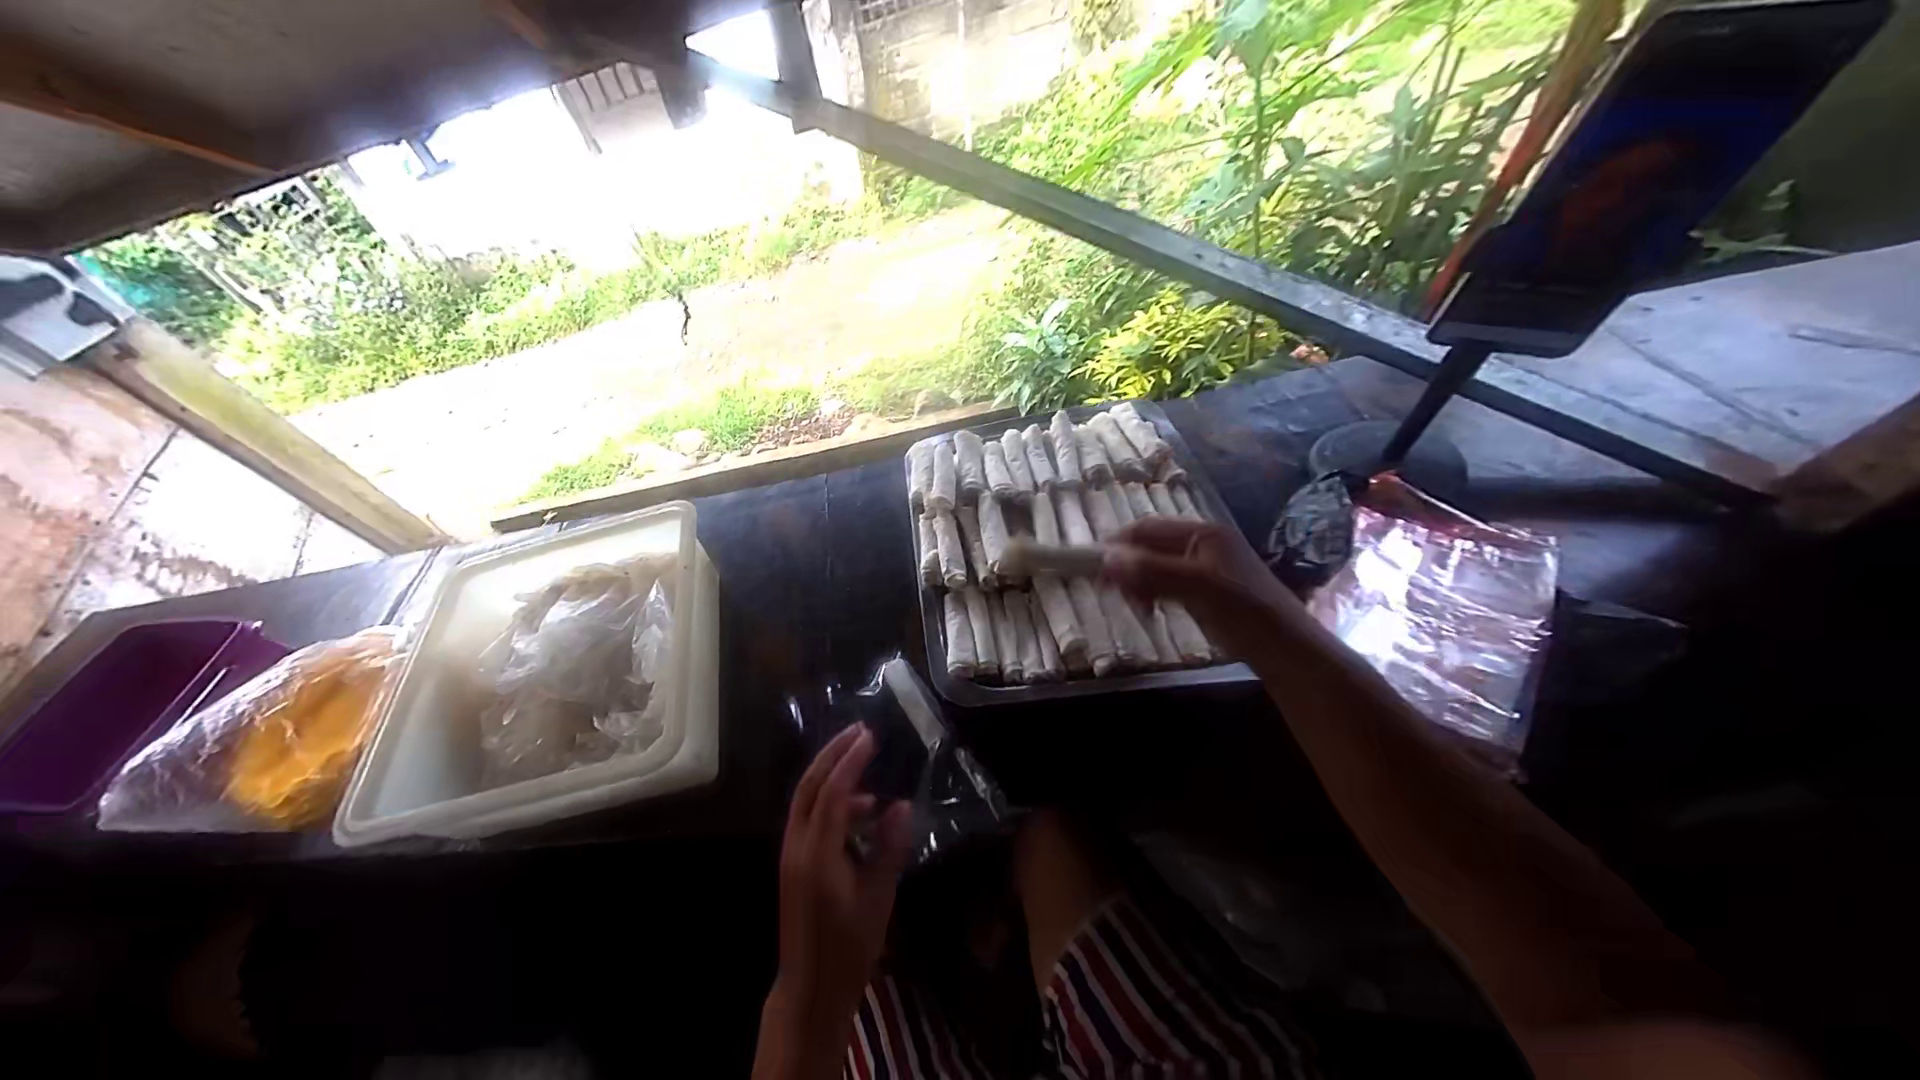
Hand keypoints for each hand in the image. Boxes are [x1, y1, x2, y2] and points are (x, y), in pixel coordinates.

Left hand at [756, 725, 911, 1079]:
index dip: (851, 761)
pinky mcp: (794, 862)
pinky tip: (861, 813)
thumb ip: (890, 848)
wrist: (810, 988)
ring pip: (807, 800)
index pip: (833, 793)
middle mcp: (797, 847)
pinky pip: (809, 817)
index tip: (870, 737)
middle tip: (860, 731)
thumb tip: (902, 805)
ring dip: (833, 777)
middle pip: (810, 786)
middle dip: (833, 754)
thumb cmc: (849, 947)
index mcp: (818, 855)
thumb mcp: (879, 898)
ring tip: (868, 772)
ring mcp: (791, 854)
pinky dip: (832, 802)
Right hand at [1101, 516, 1307, 656]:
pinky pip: (1168, 582)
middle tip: (1116, 597)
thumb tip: (1104, 559)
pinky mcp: (1209, 590)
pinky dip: (1153, 593)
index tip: (1093, 573)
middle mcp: (1204, 543)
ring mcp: (1207, 566)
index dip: (1117, 546)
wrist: (1292, 655)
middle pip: (1149, 545)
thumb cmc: (1247, 616)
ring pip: (1156, 565)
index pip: (1145, 529)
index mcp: (1204, 533)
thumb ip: (1153, 572)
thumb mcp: (1198, 591)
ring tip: (1139, 608)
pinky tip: (1153, 610)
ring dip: (1139, 582)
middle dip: (1127, 567)